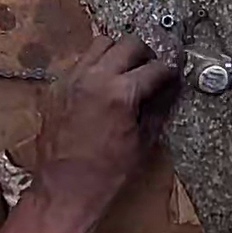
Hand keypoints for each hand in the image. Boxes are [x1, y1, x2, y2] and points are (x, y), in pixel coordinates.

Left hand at [34, 34, 178, 227]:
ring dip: (118, 52)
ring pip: (101, 43)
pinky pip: (81, 61)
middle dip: (146, 54)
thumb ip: (158, 107)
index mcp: (120, 93)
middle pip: (129, 44)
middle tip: (152, 69)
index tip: (173, 75)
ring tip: (126, 70)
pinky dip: (96, 64)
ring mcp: (73, 78)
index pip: (154, 68)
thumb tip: (170, 88)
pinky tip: (103, 84)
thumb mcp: (142, 141)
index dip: (169, 71)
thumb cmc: (107, 173)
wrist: (63, 189)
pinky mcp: (58, 85)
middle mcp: (95, 78)